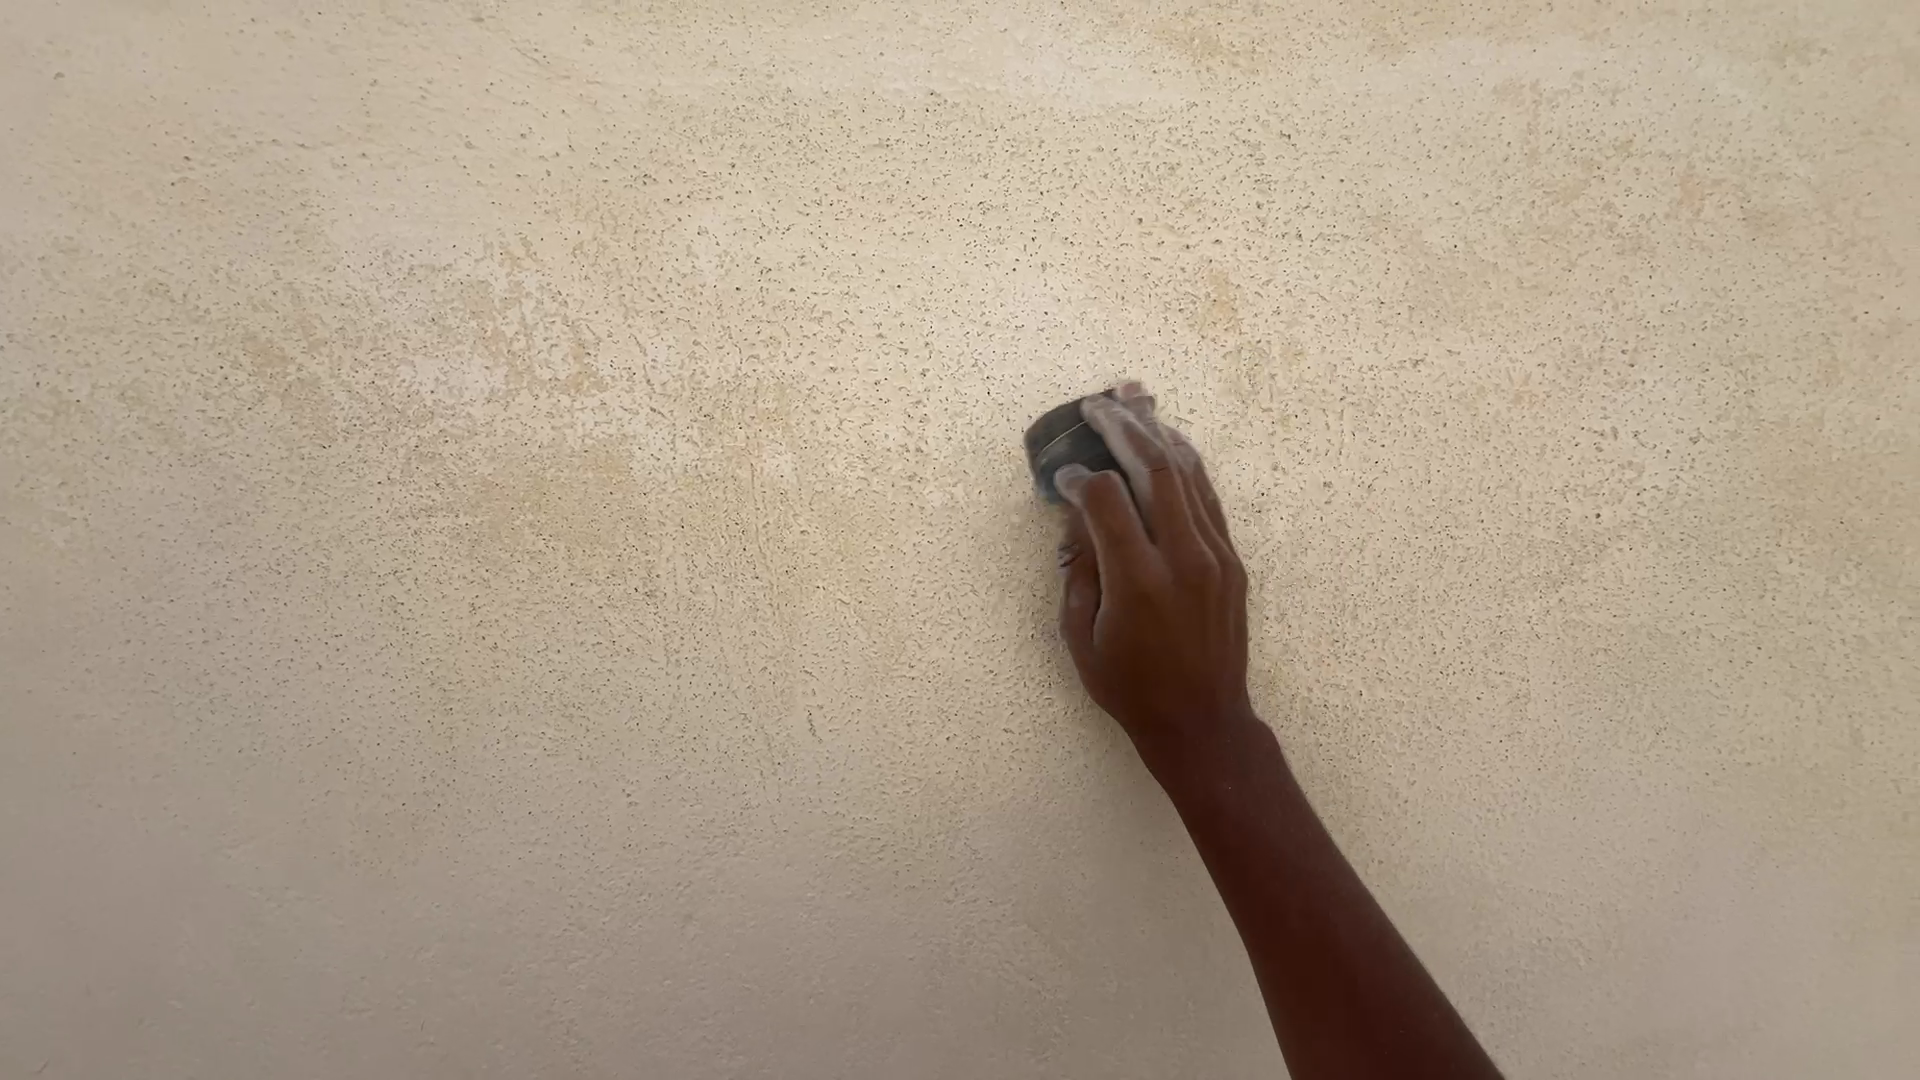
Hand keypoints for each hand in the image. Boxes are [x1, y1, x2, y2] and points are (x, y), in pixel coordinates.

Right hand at [1055, 383, 1252, 762]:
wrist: (1203, 721)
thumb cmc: (1130, 688)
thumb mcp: (1080, 637)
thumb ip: (1077, 571)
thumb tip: (1077, 521)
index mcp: (1137, 582)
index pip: (1105, 499)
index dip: (1077, 479)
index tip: (1060, 477)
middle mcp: (1182, 558)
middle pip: (1153, 468)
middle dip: (1121, 427)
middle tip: (1095, 403)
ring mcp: (1215, 556)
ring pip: (1187, 473)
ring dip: (1157, 431)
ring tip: (1133, 399)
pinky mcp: (1232, 560)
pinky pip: (1208, 496)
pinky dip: (1185, 462)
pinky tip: (1167, 441)